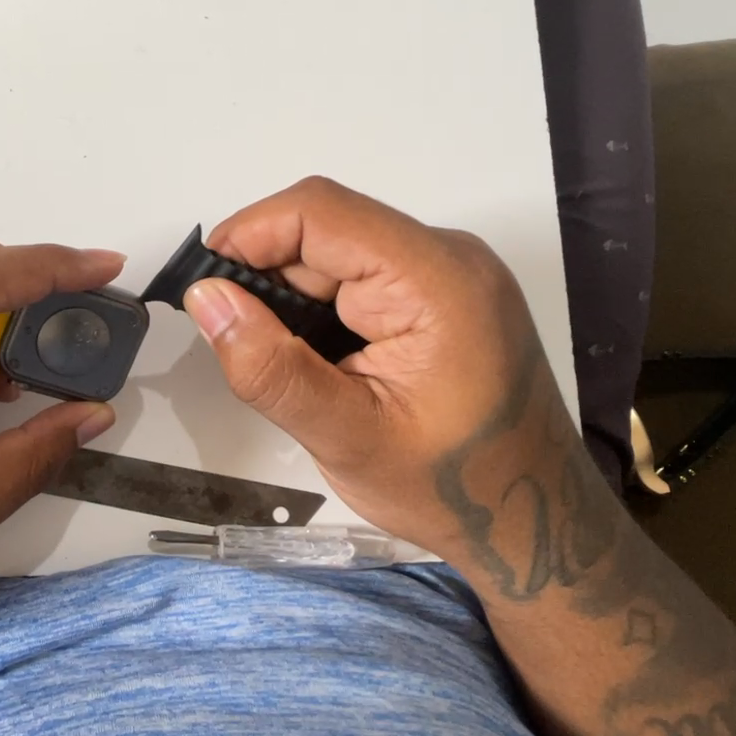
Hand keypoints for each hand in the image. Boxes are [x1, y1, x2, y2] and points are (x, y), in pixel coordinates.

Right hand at [185, 177, 574, 560]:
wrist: (532, 523)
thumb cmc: (450, 489)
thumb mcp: (345, 438)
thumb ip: (270, 369)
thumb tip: (204, 297)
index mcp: (435, 280)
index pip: (320, 212)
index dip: (248, 234)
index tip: (202, 289)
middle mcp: (445, 257)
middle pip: (324, 229)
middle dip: (264, 276)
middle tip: (237, 345)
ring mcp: (445, 273)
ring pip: (334, 253)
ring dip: (288, 297)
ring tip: (281, 362)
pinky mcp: (437, 293)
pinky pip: (355, 275)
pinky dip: (316, 309)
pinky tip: (315, 359)